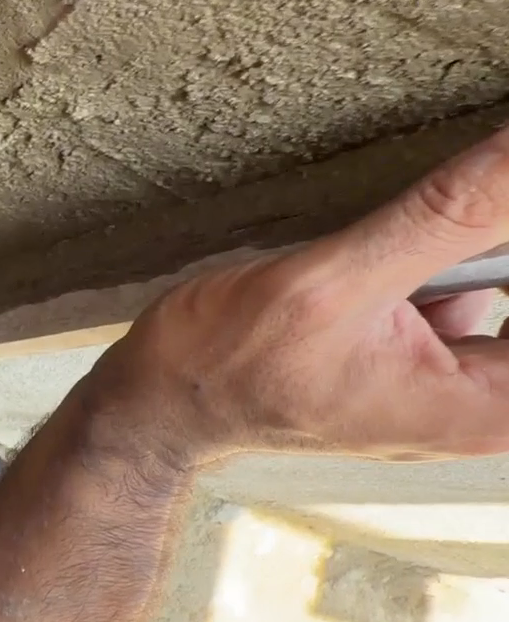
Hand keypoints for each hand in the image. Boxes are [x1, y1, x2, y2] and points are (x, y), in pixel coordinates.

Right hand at [100, 128, 508, 464]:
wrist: (149, 401)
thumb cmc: (213, 365)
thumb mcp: (324, 281)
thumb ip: (451, 212)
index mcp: (495, 407)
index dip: (500, 247)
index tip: (462, 234)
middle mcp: (489, 409)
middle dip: (471, 261)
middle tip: (400, 269)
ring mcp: (452, 394)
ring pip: (494, 297)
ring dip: (450, 266)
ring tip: (364, 283)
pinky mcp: (419, 377)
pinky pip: (465, 309)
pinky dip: (423, 280)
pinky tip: (359, 290)